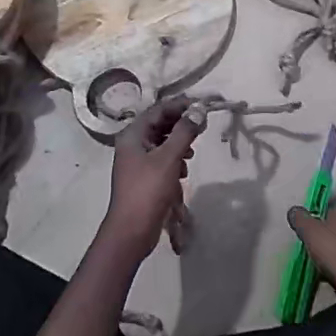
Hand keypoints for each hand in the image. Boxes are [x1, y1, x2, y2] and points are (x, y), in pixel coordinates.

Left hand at [103, 97, 201, 262]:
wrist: (132, 230)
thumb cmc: (148, 190)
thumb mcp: (169, 158)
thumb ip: (184, 131)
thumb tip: (198, 109)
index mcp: (133, 135)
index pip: (159, 110)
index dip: (181, 105)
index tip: (203, 105)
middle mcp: (133, 144)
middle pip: (160, 125)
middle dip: (182, 125)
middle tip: (203, 125)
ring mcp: (138, 162)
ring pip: (163, 143)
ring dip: (179, 143)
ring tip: (193, 151)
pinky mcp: (145, 177)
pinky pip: (162, 160)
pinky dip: (175, 160)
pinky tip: (183, 171)